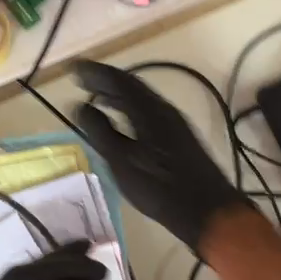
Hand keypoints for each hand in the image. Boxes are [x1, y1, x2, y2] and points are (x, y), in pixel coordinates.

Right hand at [75, 60, 250, 252]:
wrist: (207, 210)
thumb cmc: (160, 188)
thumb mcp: (122, 162)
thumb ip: (100, 132)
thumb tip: (79, 107)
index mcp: (149, 111)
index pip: (119, 81)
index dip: (94, 73)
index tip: (73, 69)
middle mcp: (164, 109)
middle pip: (132, 86)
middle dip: (105, 81)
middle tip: (81, 79)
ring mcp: (174, 122)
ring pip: (142, 99)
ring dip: (118, 95)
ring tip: (97, 97)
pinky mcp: (179, 136)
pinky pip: (149, 111)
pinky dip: (130, 108)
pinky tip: (123, 120)